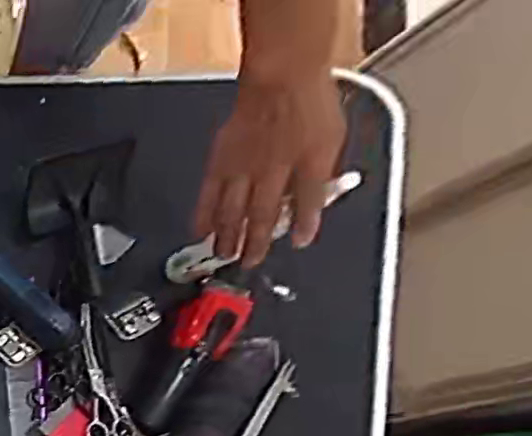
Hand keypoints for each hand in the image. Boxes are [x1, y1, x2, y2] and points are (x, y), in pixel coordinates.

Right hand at [193, 70, 345, 267]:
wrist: (280, 77)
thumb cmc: (308, 103)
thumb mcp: (332, 135)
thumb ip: (321, 170)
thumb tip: (317, 196)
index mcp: (307, 161)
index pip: (307, 200)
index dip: (304, 223)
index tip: (299, 243)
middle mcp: (273, 170)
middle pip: (262, 215)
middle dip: (255, 243)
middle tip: (248, 263)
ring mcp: (242, 170)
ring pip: (233, 212)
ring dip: (228, 237)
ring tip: (223, 255)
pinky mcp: (219, 166)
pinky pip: (208, 198)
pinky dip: (203, 217)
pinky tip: (200, 232)